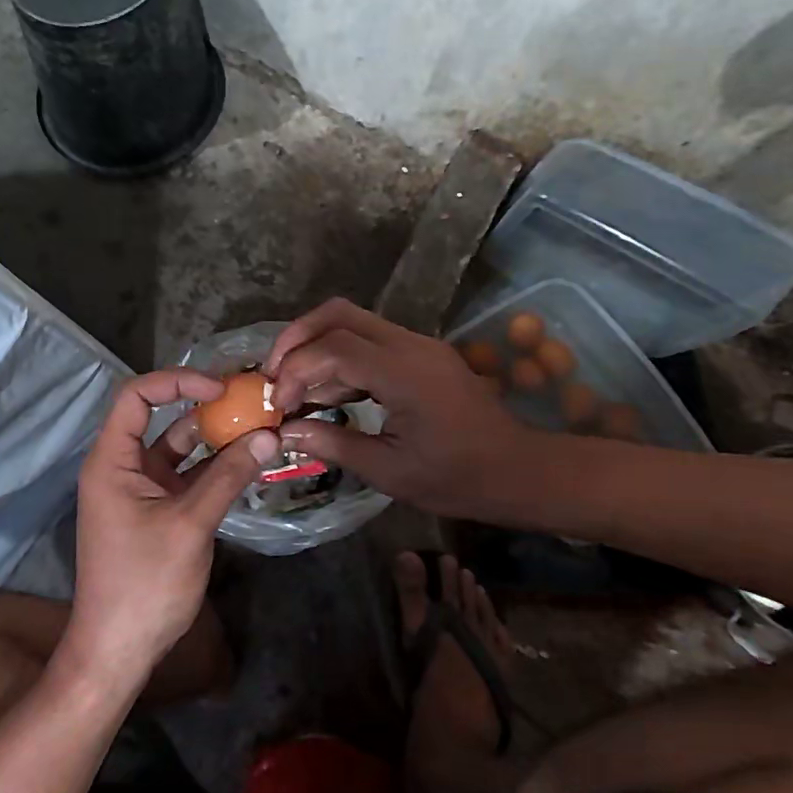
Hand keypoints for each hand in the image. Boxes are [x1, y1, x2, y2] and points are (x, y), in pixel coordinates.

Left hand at [66, 370, 277, 679]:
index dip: (176, 380)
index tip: (220, 386)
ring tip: (259, 426)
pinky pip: (184, 478)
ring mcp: (138, 490)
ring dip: (213, 439)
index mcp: (111, 460)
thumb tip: (268, 435)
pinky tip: (247, 462)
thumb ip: (228, 477)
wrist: (118, 648)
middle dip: (204, 406)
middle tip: (251, 400)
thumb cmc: (145, 583)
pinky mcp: (154, 511)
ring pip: (176, 449)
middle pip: (159, 418)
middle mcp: (121, 467)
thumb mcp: (190, 525)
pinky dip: (212, 469)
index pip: (136, 396)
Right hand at [264, 298, 539, 518]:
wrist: (519, 472)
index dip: (295, 370)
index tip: (279, 406)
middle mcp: (409, 346)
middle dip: (296, 339)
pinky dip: (337, 358)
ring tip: (293, 389)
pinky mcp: (419, 355)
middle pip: (337, 314)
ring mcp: (417, 346)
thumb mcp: (389, 470)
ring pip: (350, 322)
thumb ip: (332, 444)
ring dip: (314, 347)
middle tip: (273, 374)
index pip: (333, 348)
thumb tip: (285, 432)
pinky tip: (325, 394)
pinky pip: (367, 341)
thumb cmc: (456, 478)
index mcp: (404, 373)